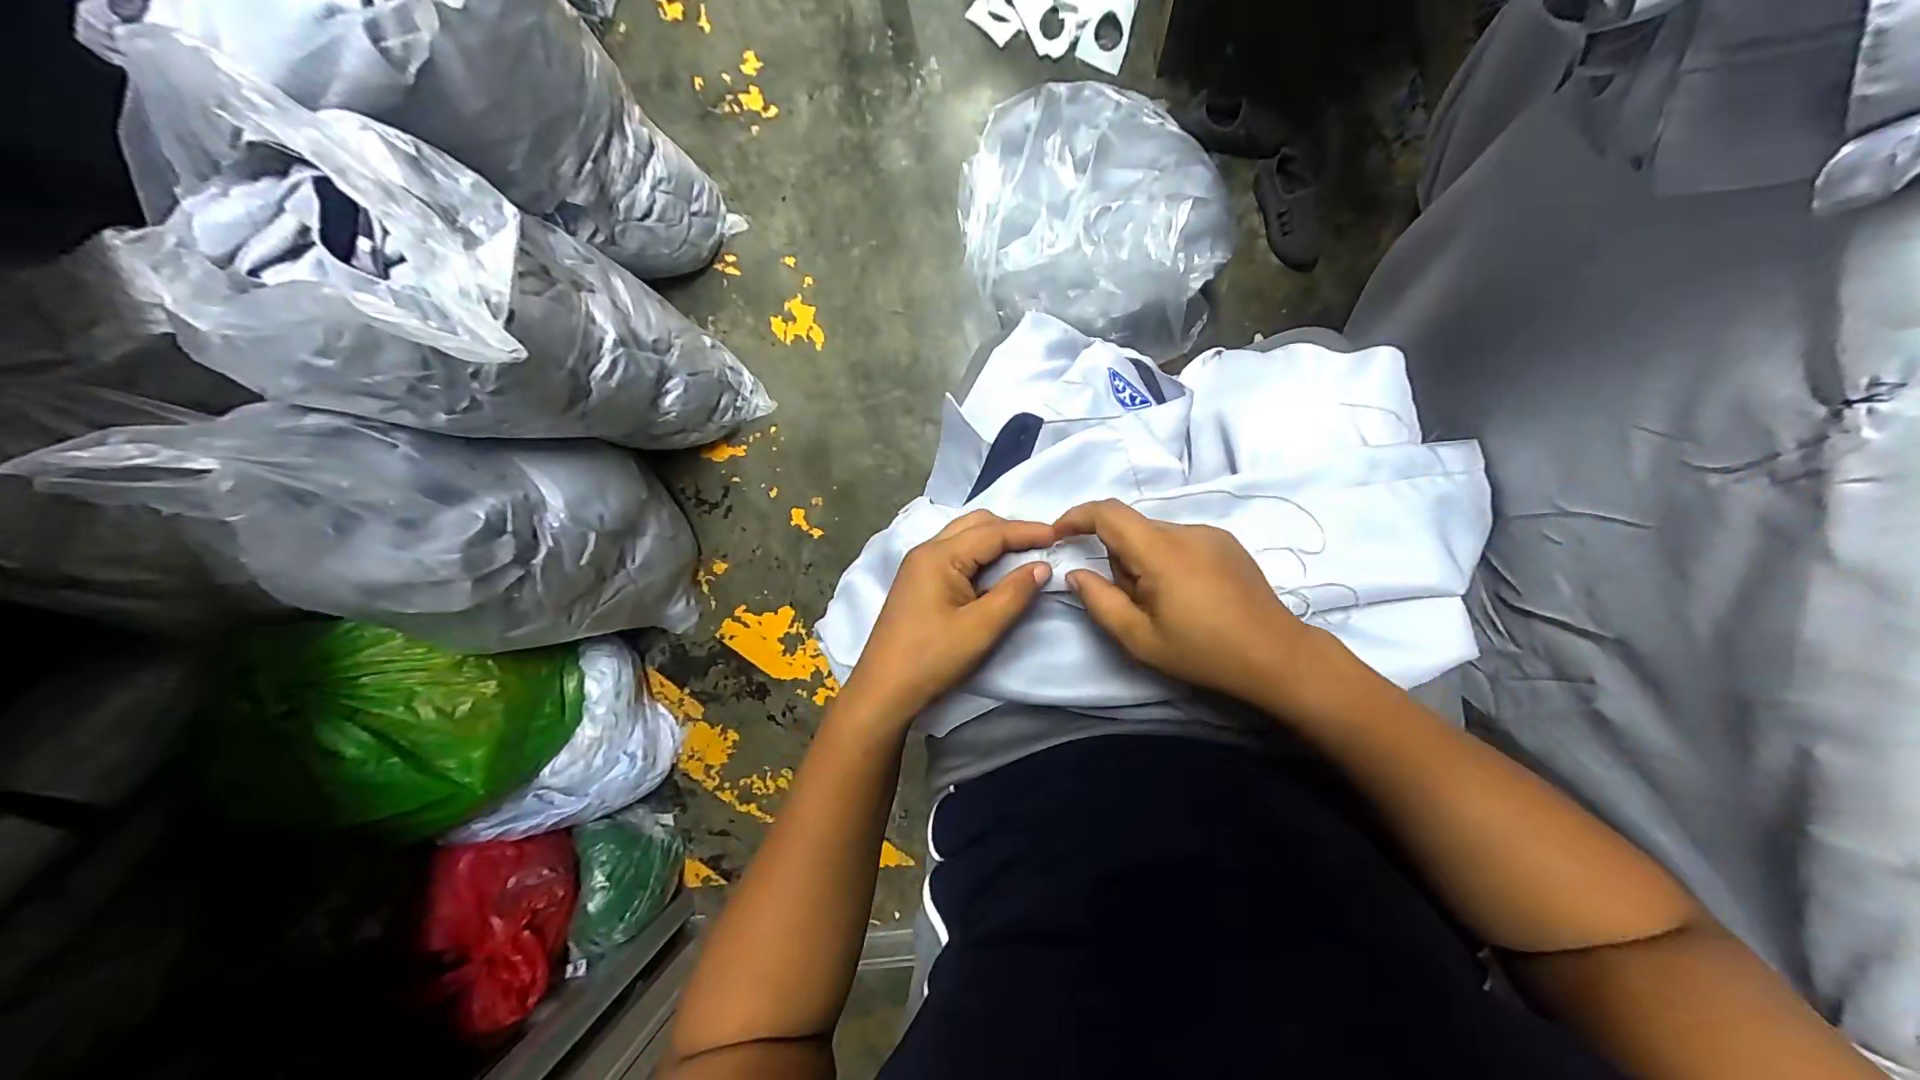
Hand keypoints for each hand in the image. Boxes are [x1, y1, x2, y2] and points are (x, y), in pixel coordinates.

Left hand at [839, 510, 1054, 723]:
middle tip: (1043, 544)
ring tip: (1025, 555)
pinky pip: (954, 554)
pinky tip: (995, 571)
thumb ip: (1014, 593)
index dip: (1028, 531)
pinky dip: (980, 556)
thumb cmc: (932, 658)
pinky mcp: (917, 583)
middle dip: (1011, 530)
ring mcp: (918, 566)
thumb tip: (1041, 566)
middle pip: (975, 525)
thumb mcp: (981, 628)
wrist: (884, 690)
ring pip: (963, 538)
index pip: (991, 532)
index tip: (1060, 535)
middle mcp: (925, 552)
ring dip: (995, 542)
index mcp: (938, 556)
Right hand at [1054, 499, 1342, 707]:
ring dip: (1143, 561)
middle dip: (1116, 557)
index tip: (1058, 534)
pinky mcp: (1226, 543)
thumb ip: (1100, 601)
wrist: (1276, 656)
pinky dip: (1167, 560)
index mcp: (1161, 551)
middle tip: (1129, 602)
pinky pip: (1179, 541)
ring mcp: (1210, 534)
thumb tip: (1075, 572)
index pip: (1108, 513)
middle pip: (1131, 528)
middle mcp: (1186, 531)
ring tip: (1164, 605)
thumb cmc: (1203, 651)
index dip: (1077, 517)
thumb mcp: (1139, 638)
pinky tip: (1187, 596)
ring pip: (1155, 536)